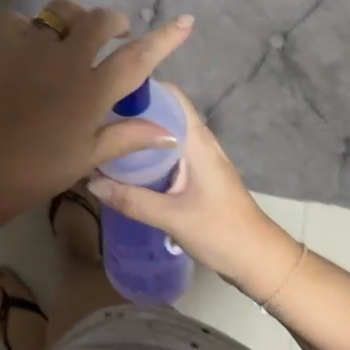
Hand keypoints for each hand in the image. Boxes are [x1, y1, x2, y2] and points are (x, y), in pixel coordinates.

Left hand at [0, 0, 194, 228]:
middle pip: (98, 21)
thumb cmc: (31, 174)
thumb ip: (123, 138)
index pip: (137, 58)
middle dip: (114, 22)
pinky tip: (29, 46)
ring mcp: (28, 50)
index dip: (164, 39)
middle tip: (117, 36)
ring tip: (74, 37)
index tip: (186, 21)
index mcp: (90, 91)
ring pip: (59, 11)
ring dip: (74, 17)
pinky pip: (18, 21)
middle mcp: (63, 60)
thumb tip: (166, 132)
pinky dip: (29, 26)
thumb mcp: (83, 160)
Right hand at [86, 85, 301, 299]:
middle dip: (130, 112)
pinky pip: (164, 154)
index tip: (105, 91)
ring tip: (101, 137)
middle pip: (161, 113)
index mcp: (196, 139)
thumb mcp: (172, 217)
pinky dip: (144, 155)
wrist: (259, 261)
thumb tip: (90, 180)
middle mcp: (198, 141)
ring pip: (162, 135)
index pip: (168, 95)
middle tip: (94, 117)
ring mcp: (197, 159)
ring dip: (136, 135)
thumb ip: (131, 199)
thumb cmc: (222, 231)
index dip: (139, 88)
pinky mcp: (195, 176)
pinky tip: (122, 165)